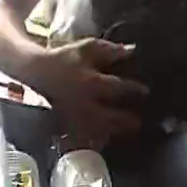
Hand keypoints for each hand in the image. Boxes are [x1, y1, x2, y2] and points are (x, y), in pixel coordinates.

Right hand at [30, 39, 147, 148]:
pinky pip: (85, 134)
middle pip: (109, 116)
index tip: (146, 92)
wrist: (39, 73)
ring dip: (113, 131)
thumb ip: (111, 51)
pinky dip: (97, 137)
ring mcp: (75, 115)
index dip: (133, 91)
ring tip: (129, 133)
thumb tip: (132, 51)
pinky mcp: (68, 122)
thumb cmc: (66, 58)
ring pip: (98, 128)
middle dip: (124, 121)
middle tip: (139, 124)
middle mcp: (84, 103)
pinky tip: (107, 139)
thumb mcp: (89, 47)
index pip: (117, 88)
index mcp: (91, 82)